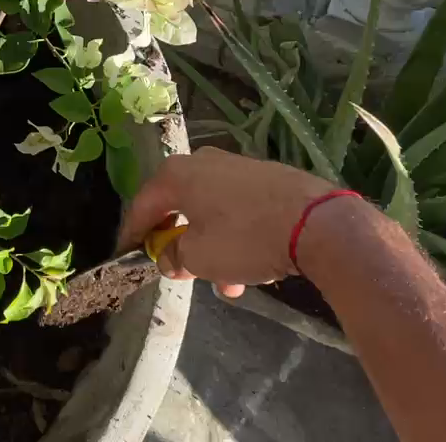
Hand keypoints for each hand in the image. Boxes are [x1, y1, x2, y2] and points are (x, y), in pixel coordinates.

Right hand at [117, 147, 347, 297]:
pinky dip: (236, 234)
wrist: (318, 224)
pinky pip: (238, 208)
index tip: (127, 253)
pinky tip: (253, 265)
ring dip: (212, 244)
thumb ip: (175, 257)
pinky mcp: (267, 177)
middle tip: (181, 269)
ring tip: (228, 283)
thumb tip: (168, 258)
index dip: (133, 232)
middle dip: (179, 241)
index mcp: (176, 174)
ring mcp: (236, 166)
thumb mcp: (200, 258)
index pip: (143, 205)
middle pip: (179, 205)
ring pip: (212, 210)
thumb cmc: (245, 237)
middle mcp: (201, 162)